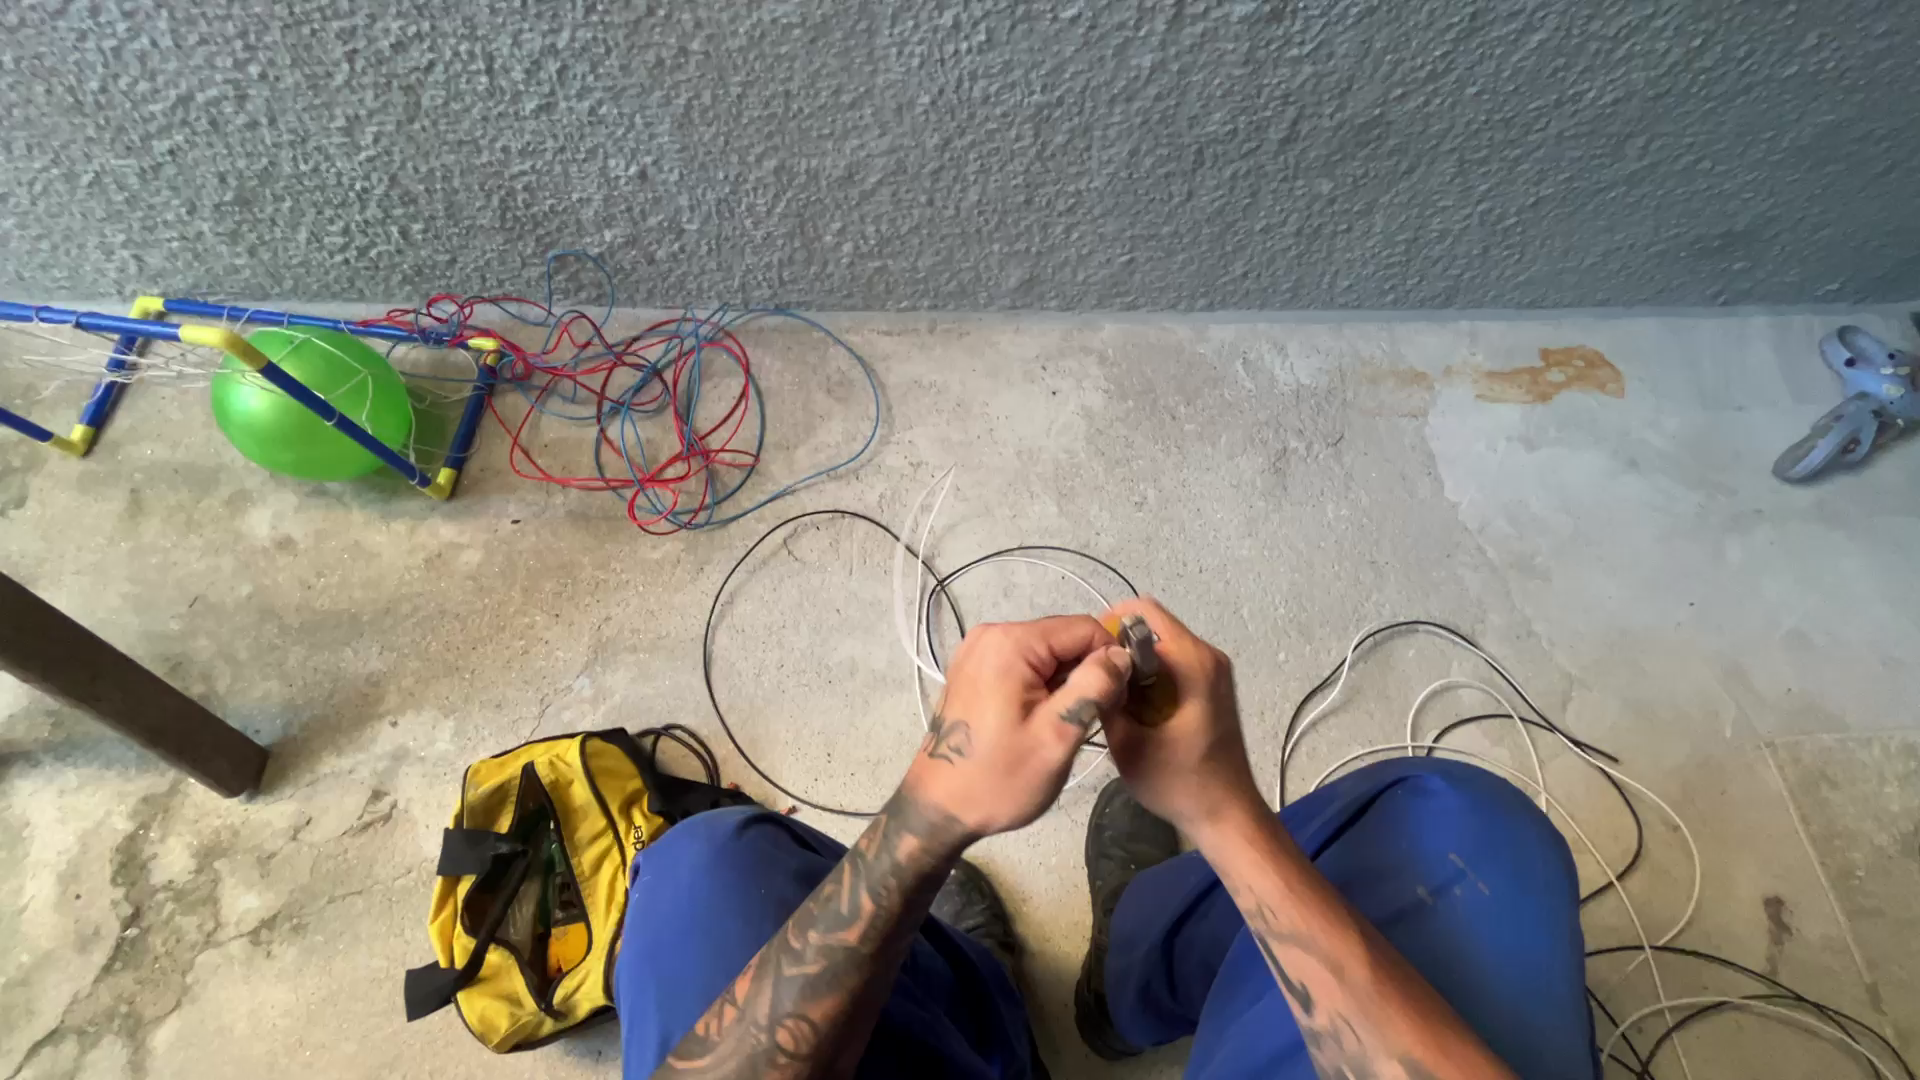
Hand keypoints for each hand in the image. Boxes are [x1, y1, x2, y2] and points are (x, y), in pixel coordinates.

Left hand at [902, 616, 1134, 842]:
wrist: (939, 806)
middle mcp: (991, 634)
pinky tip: (1041, 719)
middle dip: (1087, 671)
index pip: (1084, 628)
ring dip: (1065, 682)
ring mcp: (978, 650)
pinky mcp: (974, 668)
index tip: (1120, 698)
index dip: (1112, 659)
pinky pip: (1023, 663)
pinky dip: (1041, 685)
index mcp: (1011, 642)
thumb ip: (1094, 687)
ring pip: (1046, 653)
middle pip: (1063, 638)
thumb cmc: (999, 777)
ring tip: (1064, 724)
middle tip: (1094, 718)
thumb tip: (1121, 654)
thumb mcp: (1057, 735)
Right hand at [1101, 598, 1265, 839]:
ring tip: (1109, 695)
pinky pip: (1170, 662)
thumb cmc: (1179, 782)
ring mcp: (1212, 669)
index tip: (1088, 657)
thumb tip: (1085, 669)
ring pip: (1158, 645)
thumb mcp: (1128, 744)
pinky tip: (1133, 707)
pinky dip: (1148, 676)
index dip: (1108, 625)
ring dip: (1131, 664)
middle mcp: (1206, 655)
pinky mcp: (1211, 684)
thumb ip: (1105, 698)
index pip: (1143, 611)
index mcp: (1191, 661)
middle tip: (1093, 680)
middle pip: (1150, 626)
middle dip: (1117, 647)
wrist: (1227, 816)